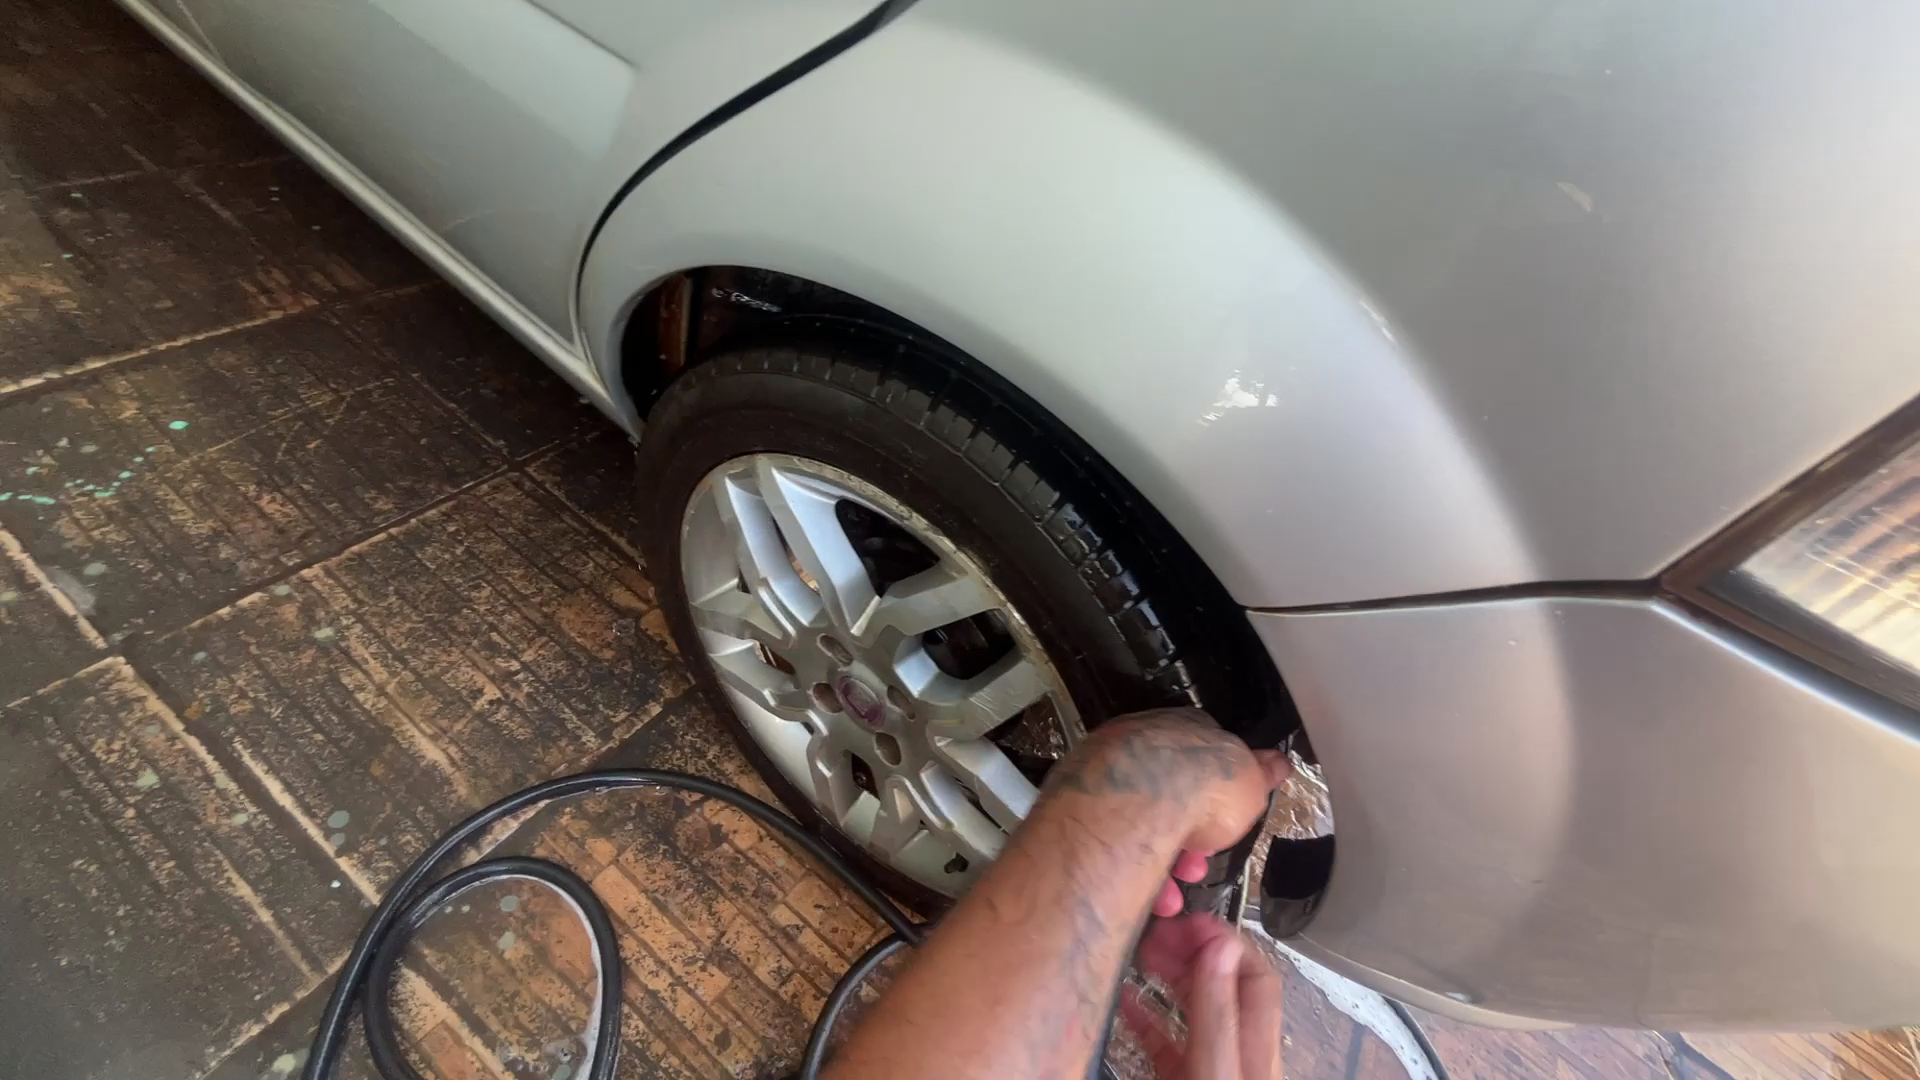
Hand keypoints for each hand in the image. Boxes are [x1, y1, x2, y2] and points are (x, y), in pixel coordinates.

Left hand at [1073, 710, 1288, 917]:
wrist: (1143, 798)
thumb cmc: (1201, 782)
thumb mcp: (1251, 778)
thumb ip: (1261, 772)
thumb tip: (1276, 762)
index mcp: (1179, 728)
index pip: (1199, 758)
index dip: (1215, 798)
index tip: (1224, 825)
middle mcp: (1138, 744)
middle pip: (1167, 796)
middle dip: (1188, 836)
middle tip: (1199, 863)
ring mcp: (1105, 772)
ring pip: (1137, 822)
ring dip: (1163, 859)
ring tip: (1176, 887)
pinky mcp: (1078, 804)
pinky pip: (1111, 839)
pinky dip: (1131, 867)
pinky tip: (1150, 891)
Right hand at [1124, 914, 1283, 1078]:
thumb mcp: (1215, 1067)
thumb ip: (1217, 1011)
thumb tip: (1221, 947)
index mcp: (1253, 1044)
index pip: (1253, 971)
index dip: (1223, 939)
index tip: (1189, 920)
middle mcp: (1237, 1049)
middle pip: (1221, 980)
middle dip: (1189, 947)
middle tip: (1158, 931)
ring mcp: (1213, 1062)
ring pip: (1195, 1003)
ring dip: (1169, 971)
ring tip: (1143, 953)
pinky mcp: (1187, 1075)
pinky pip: (1166, 1035)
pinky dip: (1147, 1013)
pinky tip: (1128, 1000)